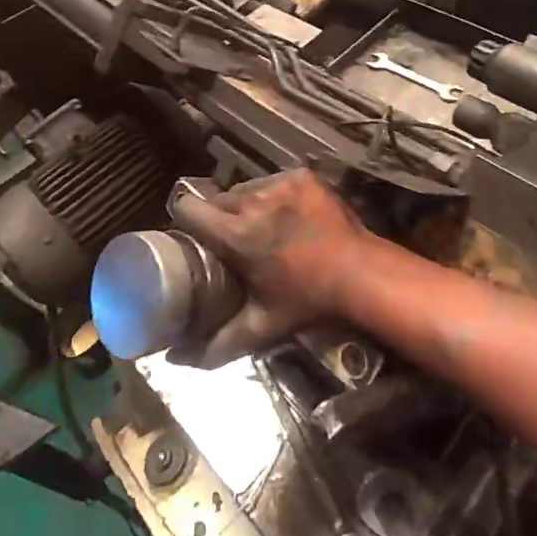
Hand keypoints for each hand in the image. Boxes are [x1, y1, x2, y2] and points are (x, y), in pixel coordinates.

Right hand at [170, 166, 373, 367]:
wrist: (359, 272)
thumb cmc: (308, 299)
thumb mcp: (260, 326)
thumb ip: (215, 345)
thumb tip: (176, 360)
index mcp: (237, 233)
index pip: (189, 209)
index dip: (186, 222)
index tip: (192, 237)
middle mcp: (255, 199)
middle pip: (219, 199)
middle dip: (220, 218)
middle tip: (234, 240)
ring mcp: (282, 183)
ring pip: (248, 188)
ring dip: (249, 204)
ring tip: (262, 226)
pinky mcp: (304, 176)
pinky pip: (275, 180)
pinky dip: (275, 194)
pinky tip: (287, 214)